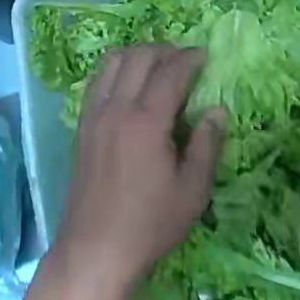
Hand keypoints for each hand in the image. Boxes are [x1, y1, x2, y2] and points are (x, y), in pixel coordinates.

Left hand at [56, 44, 226, 293]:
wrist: (95, 249)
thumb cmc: (150, 224)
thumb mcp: (192, 191)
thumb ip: (207, 145)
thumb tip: (217, 109)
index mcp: (147, 121)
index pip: (170, 73)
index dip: (189, 59)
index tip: (205, 54)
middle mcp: (117, 108)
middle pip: (139, 58)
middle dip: (164, 50)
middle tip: (184, 58)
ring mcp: (95, 114)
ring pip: (113, 61)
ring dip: (137, 52)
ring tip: (157, 62)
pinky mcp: (82, 125)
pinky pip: (97, 79)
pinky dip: (115, 67)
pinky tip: (127, 79)